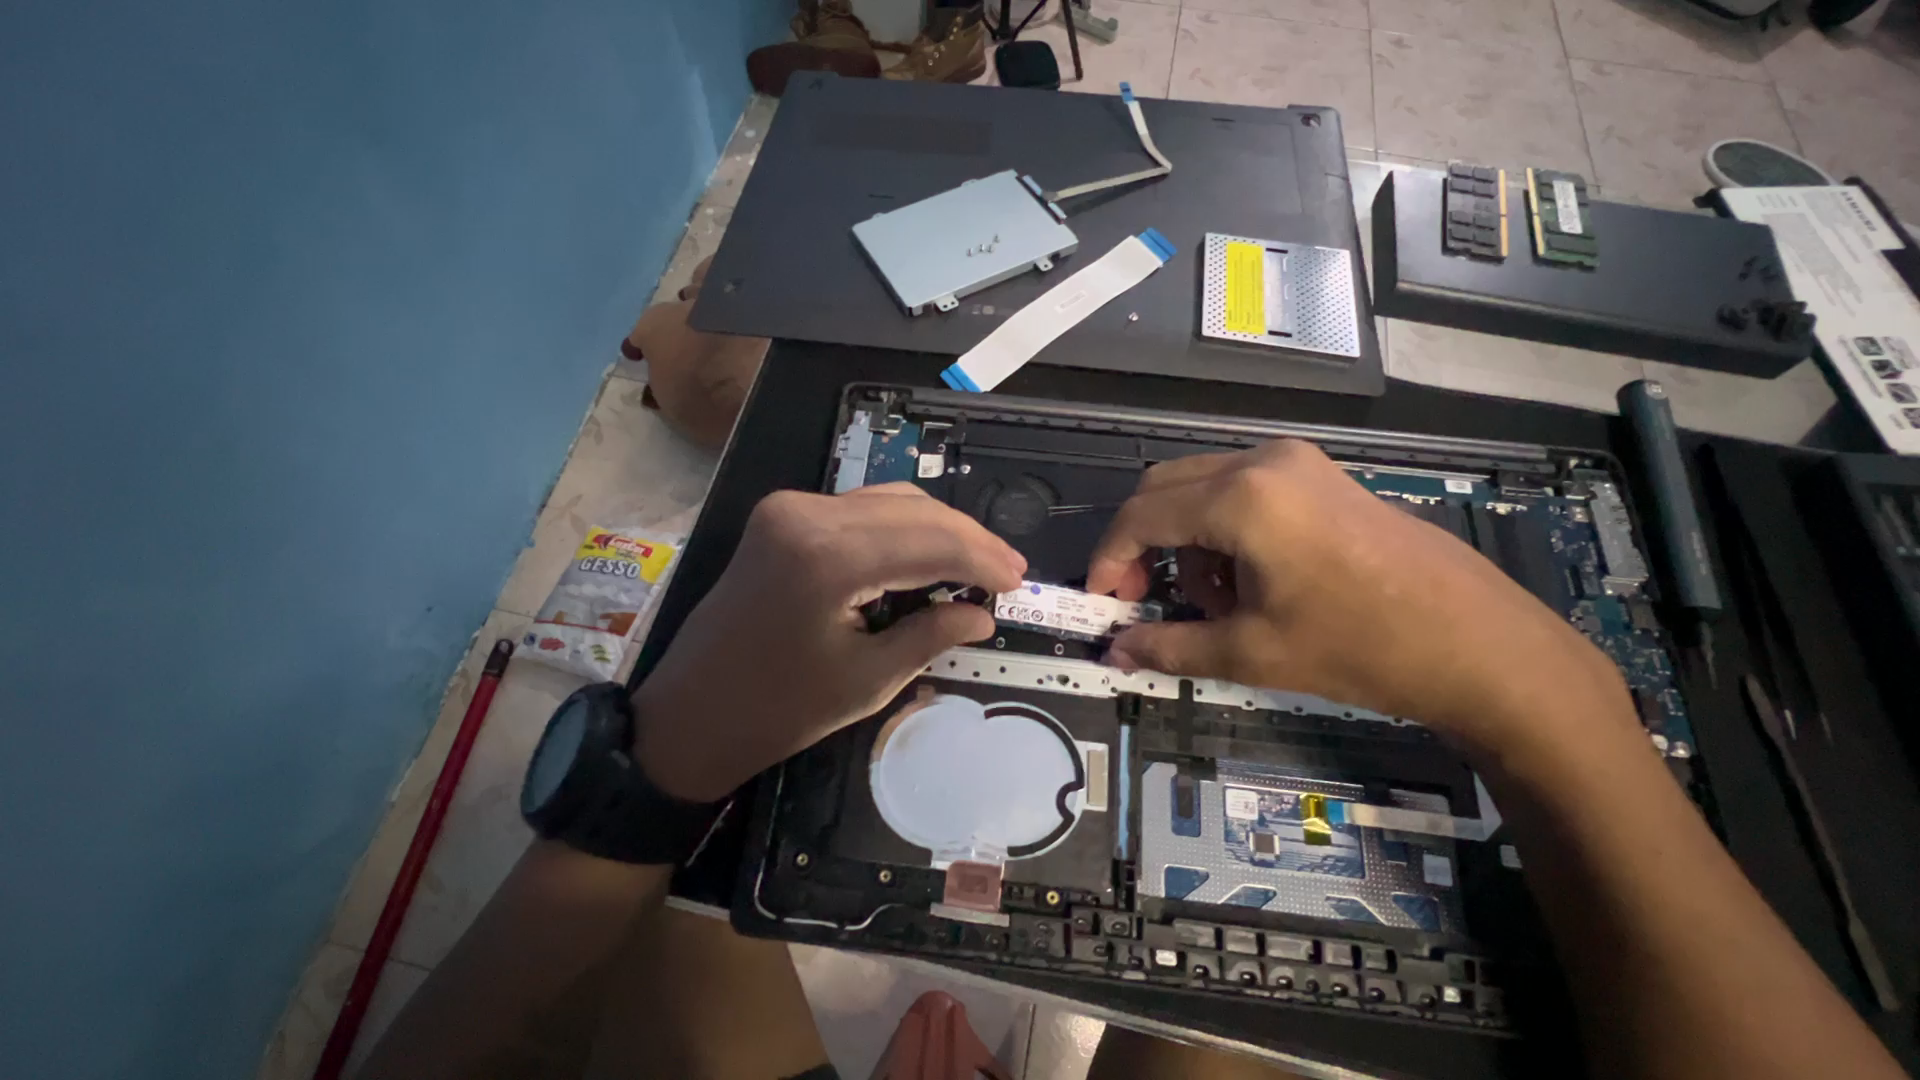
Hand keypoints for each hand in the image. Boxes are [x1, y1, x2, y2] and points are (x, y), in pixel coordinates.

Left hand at [633, 484, 1026, 800]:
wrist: (691, 713)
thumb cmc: (778, 710)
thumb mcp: (866, 680)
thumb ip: (931, 635)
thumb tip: (983, 615)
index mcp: (827, 556)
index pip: (930, 541)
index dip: (981, 560)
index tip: (1019, 582)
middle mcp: (807, 514)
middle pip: (913, 511)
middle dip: (967, 540)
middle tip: (1008, 573)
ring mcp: (789, 509)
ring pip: (889, 503)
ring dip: (937, 530)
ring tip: (978, 567)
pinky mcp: (782, 516)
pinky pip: (860, 511)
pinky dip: (901, 530)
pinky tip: (928, 556)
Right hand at [1086, 440, 1633, 752]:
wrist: (1478, 643)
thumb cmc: (1359, 647)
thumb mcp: (1252, 653)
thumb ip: (1169, 646)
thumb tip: (1115, 651)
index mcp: (1241, 498)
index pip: (1141, 515)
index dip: (1109, 560)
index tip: (1104, 604)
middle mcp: (1263, 461)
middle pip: (1165, 488)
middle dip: (1142, 546)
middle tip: (1143, 601)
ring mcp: (1297, 463)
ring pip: (1202, 487)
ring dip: (1184, 540)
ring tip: (1211, 603)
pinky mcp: (1321, 476)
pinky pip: (1243, 490)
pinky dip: (1222, 530)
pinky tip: (1249, 580)